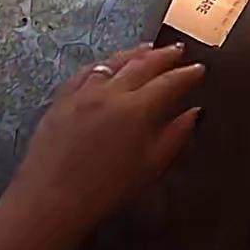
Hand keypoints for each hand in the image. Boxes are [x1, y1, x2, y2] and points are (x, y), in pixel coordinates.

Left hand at [3, 43, 205, 229]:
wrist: (50, 201)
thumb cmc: (108, 189)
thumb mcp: (151, 166)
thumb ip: (175, 135)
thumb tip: (194, 112)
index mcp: (137, 108)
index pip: (169, 82)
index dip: (187, 74)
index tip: (199, 69)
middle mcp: (112, 92)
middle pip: (143, 64)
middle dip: (164, 55)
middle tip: (179, 49)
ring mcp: (84, 93)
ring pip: (114, 63)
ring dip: (135, 53)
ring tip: (148, 48)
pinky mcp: (62, 100)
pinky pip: (86, 73)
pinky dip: (103, 64)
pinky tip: (108, 64)